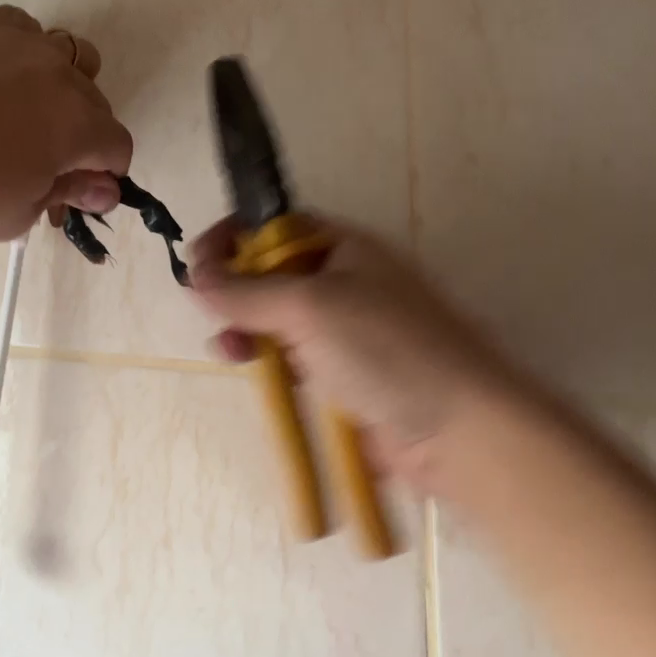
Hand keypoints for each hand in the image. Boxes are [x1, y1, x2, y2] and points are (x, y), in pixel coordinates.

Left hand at [0, 7, 131, 253]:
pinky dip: (24, 56)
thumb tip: (99, 186)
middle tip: (36, 170)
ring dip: (62, 90)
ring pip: (66, 57)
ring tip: (20, 121)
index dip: (100, 179)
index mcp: (74, 123)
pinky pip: (23, 33)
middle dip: (81, 138)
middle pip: (97, 101)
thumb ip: (60, 195)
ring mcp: (15, 41)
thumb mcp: (5, 218)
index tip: (67, 198)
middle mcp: (56, 71)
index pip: (117, 147)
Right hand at [189, 215, 519, 490]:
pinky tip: (247, 367)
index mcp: (345, 247)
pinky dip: (266, 358)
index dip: (235, 236)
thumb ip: (247, 291)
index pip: (277, 226)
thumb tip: (195, 276)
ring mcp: (345, 330)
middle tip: (204, 304)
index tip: (198, 260)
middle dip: (234, 285)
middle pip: (272, 271)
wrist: (461, 429)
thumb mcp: (310, 307)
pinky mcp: (344, 375)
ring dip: (245, 326)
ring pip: (278, 318)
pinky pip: (292, 357)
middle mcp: (344, 280)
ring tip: (226, 346)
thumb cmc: (386, 349)